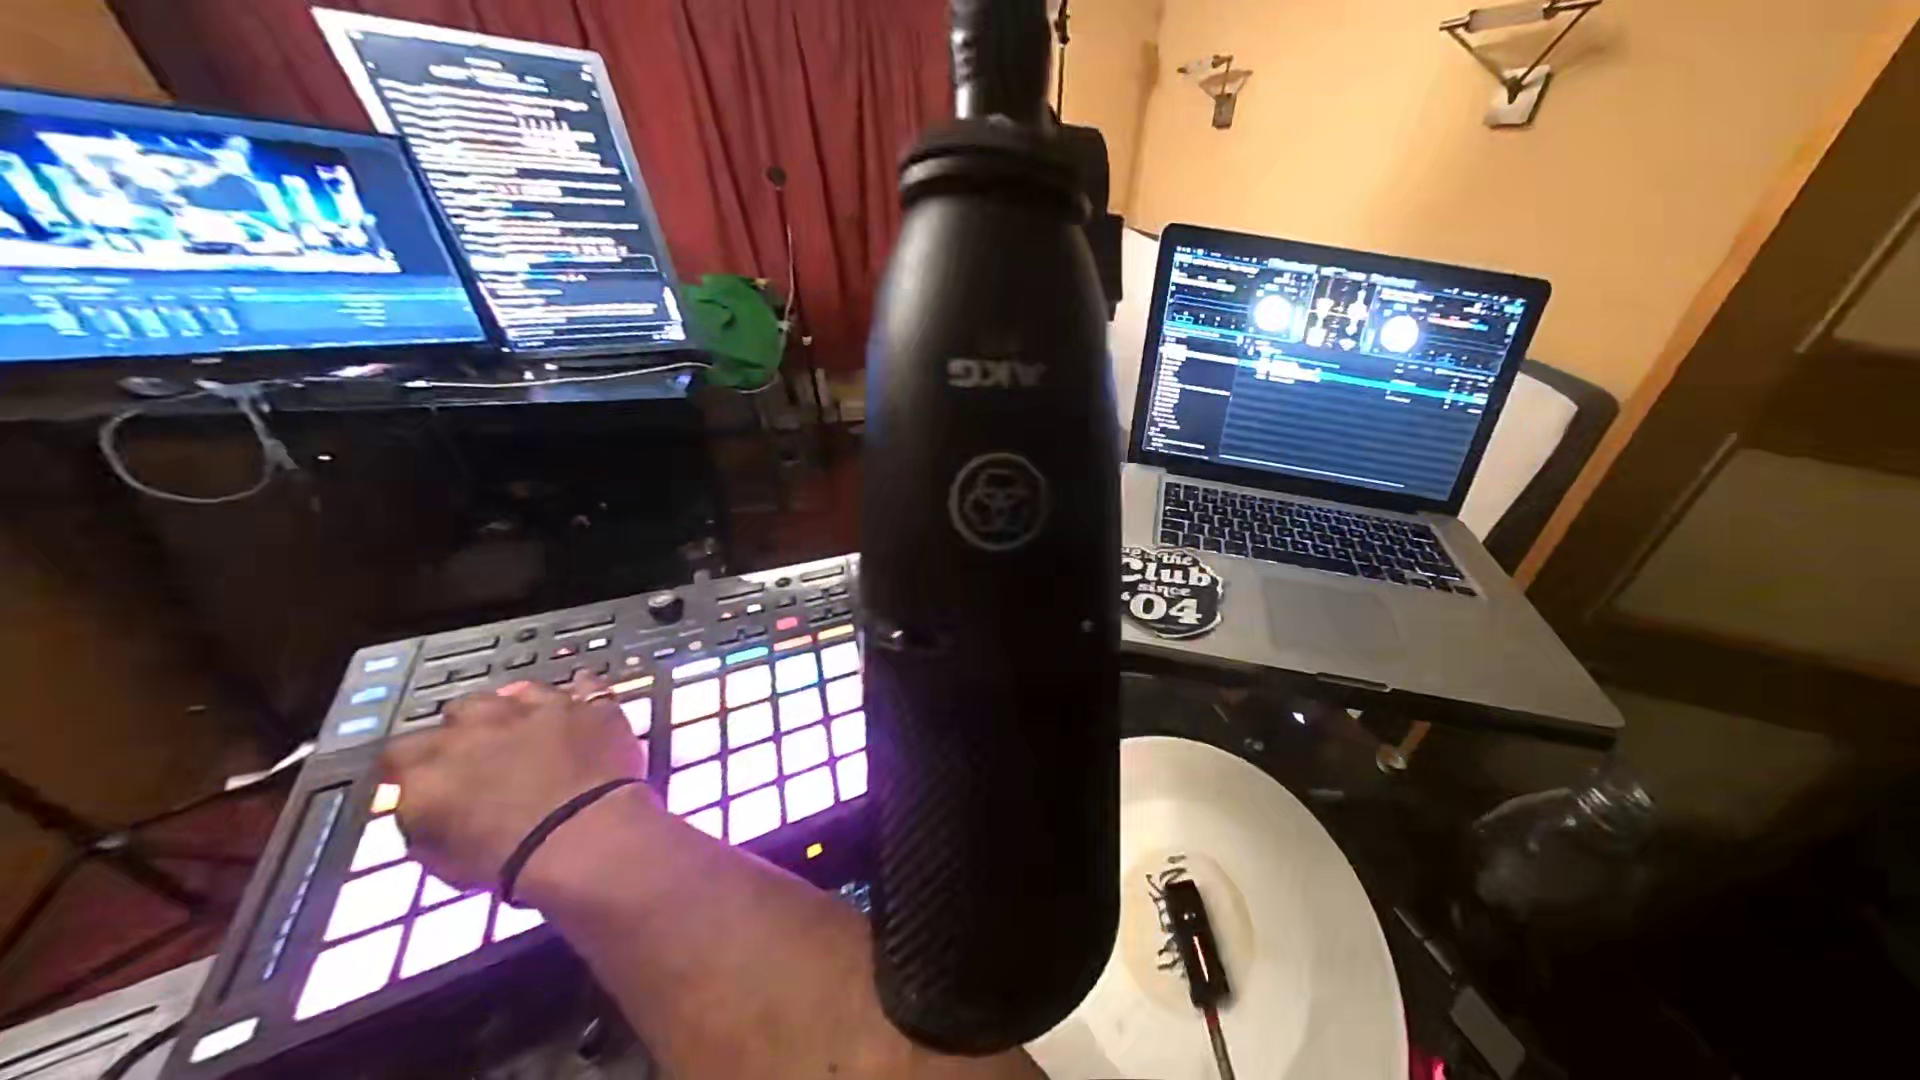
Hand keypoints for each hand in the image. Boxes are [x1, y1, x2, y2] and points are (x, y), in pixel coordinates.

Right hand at [381, 673, 648, 890]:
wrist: (583, 835)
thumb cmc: (506, 859)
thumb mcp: (438, 854)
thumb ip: (422, 816)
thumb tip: (419, 800)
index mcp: (434, 762)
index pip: (403, 751)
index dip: (414, 763)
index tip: (427, 775)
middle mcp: (483, 723)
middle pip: (465, 709)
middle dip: (471, 728)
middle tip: (487, 753)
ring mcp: (542, 708)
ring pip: (522, 691)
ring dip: (522, 707)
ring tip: (534, 727)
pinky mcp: (590, 706)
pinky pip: (588, 687)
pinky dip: (584, 694)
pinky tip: (586, 703)